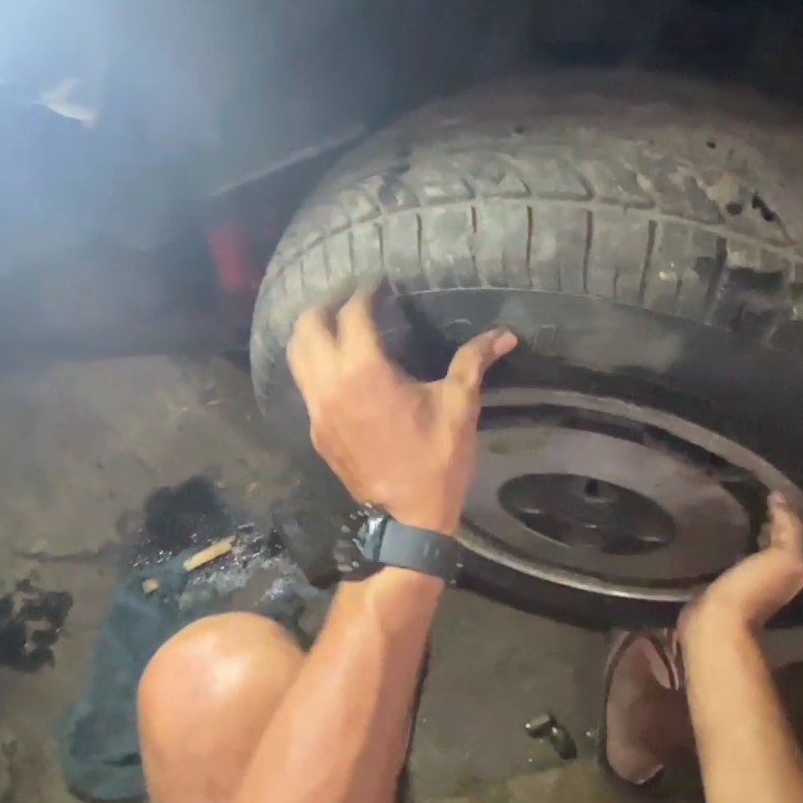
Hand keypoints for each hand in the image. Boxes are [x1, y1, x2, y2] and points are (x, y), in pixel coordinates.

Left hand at [287, 287, 515, 533]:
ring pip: (297, 356)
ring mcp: (317, 411)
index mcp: (365, 372)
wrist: (408, 518)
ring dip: (313, 334)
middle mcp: (330, 385)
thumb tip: (505, 335)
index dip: (364, 292)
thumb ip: (474, 362)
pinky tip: (337, 369)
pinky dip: (313, 366)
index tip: (379, 285)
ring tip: (337, 327)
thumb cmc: (436, 459)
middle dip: (327, 306)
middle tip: (352, 301)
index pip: (352, 314)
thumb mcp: (459, 407)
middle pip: (308, 327)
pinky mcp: (317, 432)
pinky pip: (304, 386)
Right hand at [679, 493, 802, 634]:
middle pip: (773, 541)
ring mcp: (748, 583)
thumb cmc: (752, 589)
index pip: (792, 532)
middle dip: (765, 521)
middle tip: (748, 494)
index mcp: (791, 568)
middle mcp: (774, 576)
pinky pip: (731, 559)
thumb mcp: (783, 556)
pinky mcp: (724, 587)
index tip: (766, 488)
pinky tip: (716, 533)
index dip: (783, 510)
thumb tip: (779, 498)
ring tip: (731, 509)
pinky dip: (729, 545)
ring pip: (752, 550)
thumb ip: (787, 527)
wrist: (716, 623)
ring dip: (746, 533)